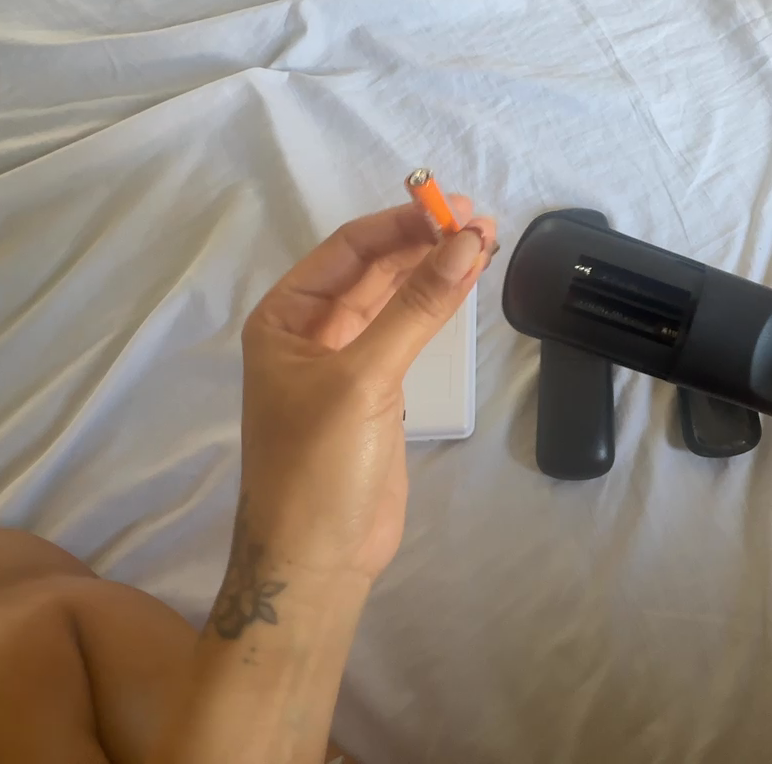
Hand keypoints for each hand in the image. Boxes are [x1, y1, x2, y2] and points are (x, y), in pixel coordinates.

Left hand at [238, 199, 495, 578]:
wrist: (319, 562)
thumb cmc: (320, 465)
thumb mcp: (365, 378)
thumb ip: (418, 307)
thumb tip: (468, 240)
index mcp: (286, 317)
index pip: (350, 249)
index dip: (403, 223)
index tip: (455, 208)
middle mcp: (312, 330)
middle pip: (376, 267)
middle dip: (426, 242)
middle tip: (481, 222)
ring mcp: (348, 358)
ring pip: (396, 296)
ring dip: (438, 269)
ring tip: (486, 242)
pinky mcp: (379, 386)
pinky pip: (410, 329)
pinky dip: (439, 304)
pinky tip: (467, 283)